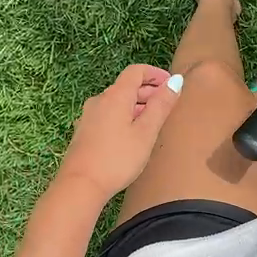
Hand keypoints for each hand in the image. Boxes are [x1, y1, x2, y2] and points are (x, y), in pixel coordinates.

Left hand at [54, 64, 182, 198]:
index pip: (136, 71)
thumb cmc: (118, 158)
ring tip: (153, 123)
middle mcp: (100, 100)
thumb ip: (161, 105)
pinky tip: (132, 136)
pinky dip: (124, 117)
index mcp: (115, 96)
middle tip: (167, 106)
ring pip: (117, 102)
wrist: (80, 185)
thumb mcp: (146, 132)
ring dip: (137, 106)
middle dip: (148, 91)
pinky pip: (108, 115)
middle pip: (126, 86)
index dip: (155, 74)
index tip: (171, 85)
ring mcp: (89, 116)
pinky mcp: (84, 132)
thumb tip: (175, 81)